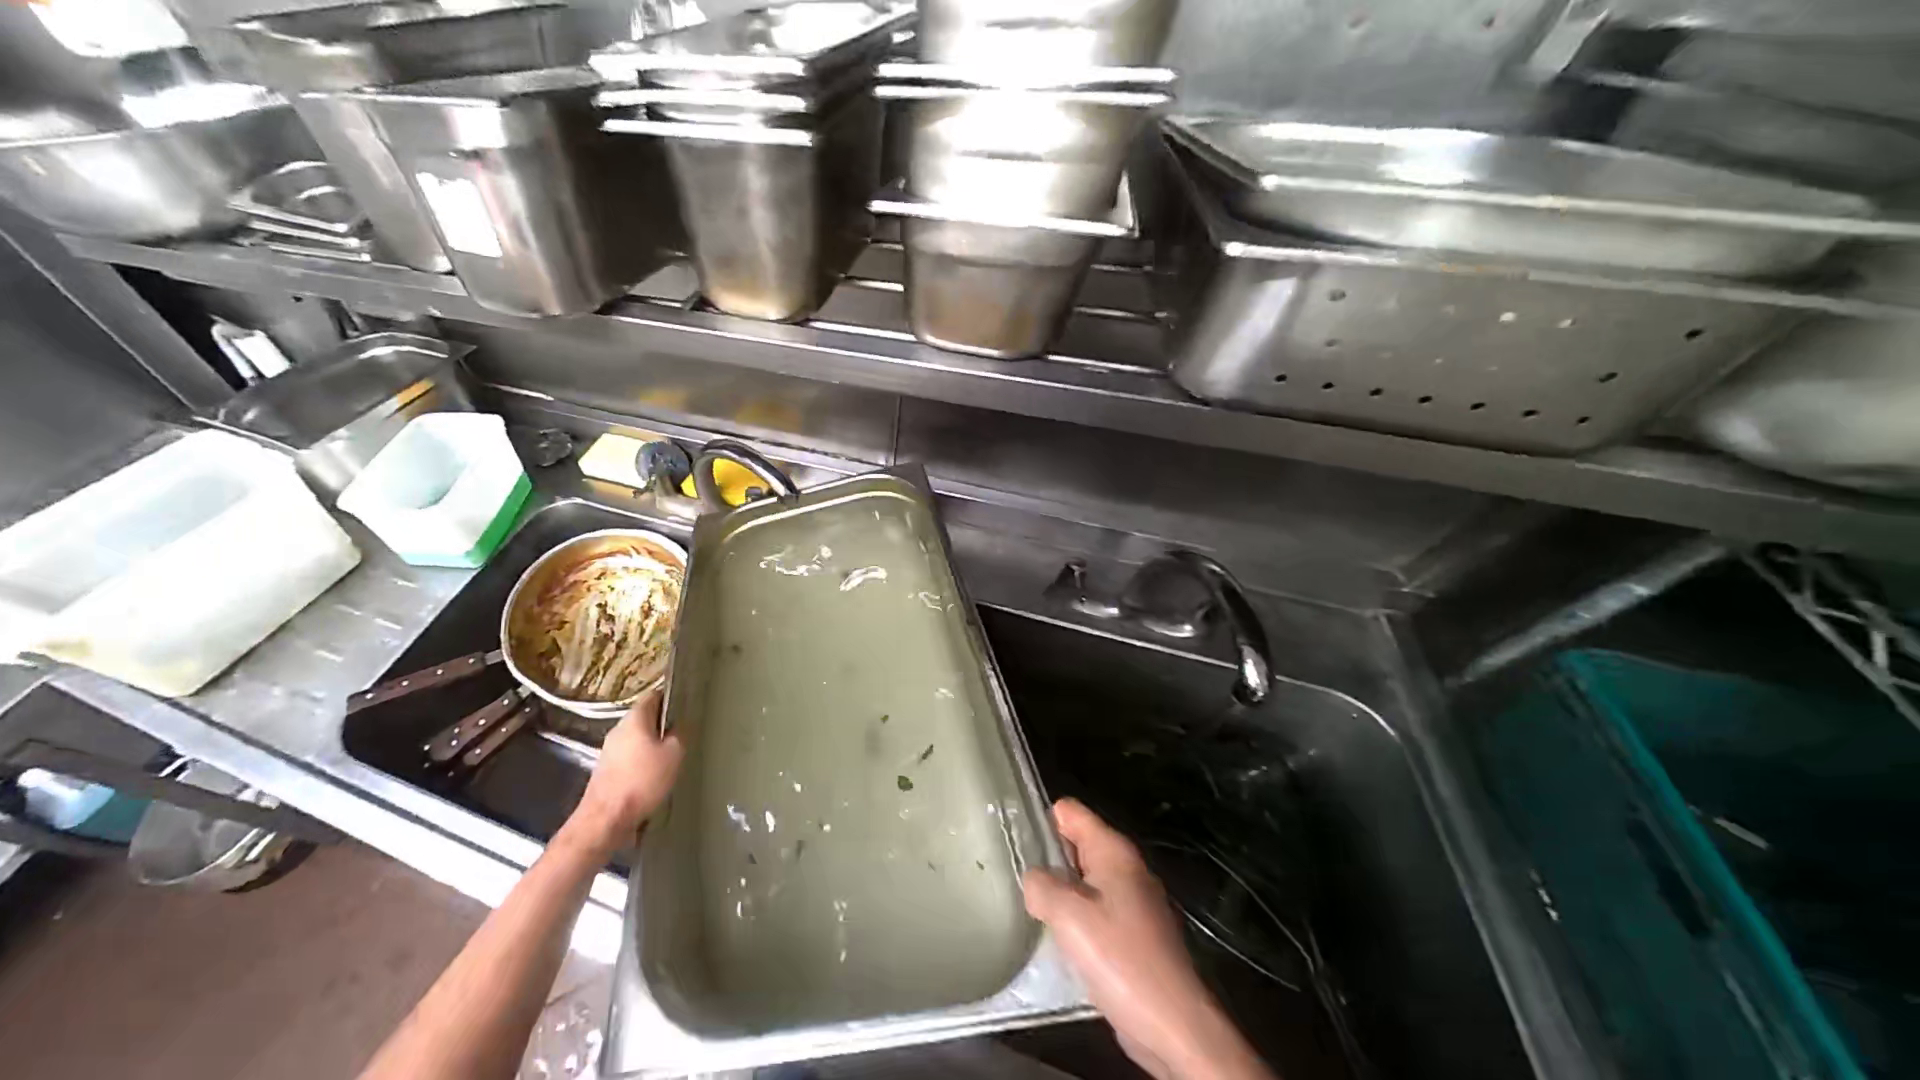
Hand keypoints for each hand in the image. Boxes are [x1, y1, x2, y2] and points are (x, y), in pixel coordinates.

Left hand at [572, 689, 682, 851]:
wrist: (605, 820)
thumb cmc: (643, 781)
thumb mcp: (674, 754)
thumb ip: (679, 734)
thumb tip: (678, 726)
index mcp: (634, 719)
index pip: (652, 697)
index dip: (669, 697)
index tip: (685, 704)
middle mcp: (618, 730)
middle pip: (643, 719)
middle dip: (662, 724)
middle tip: (683, 732)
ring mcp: (608, 752)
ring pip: (636, 739)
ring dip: (652, 745)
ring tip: (671, 756)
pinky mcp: (605, 771)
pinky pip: (629, 758)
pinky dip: (642, 762)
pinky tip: (654, 776)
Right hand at [1022, 799, 1273, 1079]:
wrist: (1172, 1024)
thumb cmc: (1121, 960)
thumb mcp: (1069, 916)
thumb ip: (1041, 886)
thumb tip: (1033, 879)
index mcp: (1114, 851)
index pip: (1070, 812)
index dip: (1042, 823)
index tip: (1016, 847)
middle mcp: (1127, 868)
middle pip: (1076, 845)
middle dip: (1048, 861)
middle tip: (1020, 885)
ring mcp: (1134, 902)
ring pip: (1085, 882)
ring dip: (1061, 895)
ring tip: (1034, 914)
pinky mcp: (1135, 935)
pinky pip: (1096, 912)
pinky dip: (1077, 922)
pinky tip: (1061, 944)